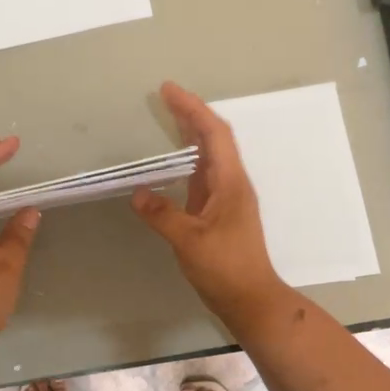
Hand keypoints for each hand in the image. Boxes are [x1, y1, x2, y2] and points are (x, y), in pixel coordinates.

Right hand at [132, 82, 288, 322]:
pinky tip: (171, 164)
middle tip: (164, 96)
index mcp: (230, 182)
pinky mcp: (219, 213)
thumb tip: (138, 193)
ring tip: (167, 118)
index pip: (213, 134)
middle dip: (190, 114)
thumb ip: (162, 214)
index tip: (168, 90)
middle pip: (213, 139)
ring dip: (190, 134)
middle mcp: (231, 184)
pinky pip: (202, 175)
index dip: (192, 108)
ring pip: (209, 156)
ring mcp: (227, 199)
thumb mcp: (188, 240)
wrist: (250, 300)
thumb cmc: (225, 268)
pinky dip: (186, 160)